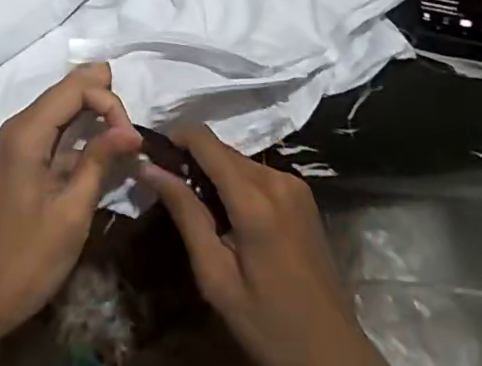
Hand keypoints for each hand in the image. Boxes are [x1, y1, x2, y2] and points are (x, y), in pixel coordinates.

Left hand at [0, 64, 142, 365]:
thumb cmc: (29, 258)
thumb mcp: (73, 211)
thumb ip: (100, 160)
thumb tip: (132, 130)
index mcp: (27, 132)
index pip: (76, 87)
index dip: (110, 103)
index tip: (132, 140)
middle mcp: (21, 125)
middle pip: (70, 88)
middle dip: (105, 101)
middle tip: (130, 134)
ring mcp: (21, 141)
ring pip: (66, 105)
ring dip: (98, 114)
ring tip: (125, 139)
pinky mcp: (27, 157)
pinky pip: (60, 127)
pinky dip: (86, 130)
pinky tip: (106, 148)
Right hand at [143, 125, 384, 365]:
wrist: (330, 351)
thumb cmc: (267, 322)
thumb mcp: (216, 277)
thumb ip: (186, 215)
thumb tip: (151, 170)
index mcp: (255, 200)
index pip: (207, 142)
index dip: (177, 137)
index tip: (154, 153)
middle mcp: (278, 180)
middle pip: (224, 151)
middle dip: (194, 160)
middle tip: (169, 189)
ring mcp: (295, 185)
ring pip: (242, 162)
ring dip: (216, 173)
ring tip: (198, 207)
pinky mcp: (304, 195)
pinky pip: (260, 174)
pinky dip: (238, 183)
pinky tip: (230, 215)